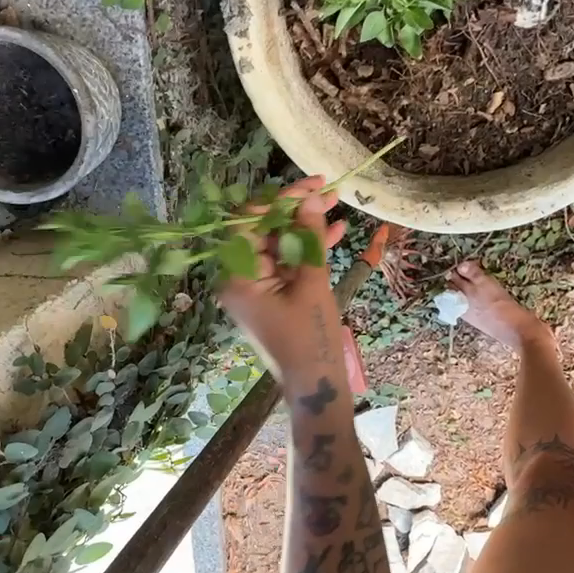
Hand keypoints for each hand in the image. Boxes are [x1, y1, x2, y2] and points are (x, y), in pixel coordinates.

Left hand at [217, 176, 348, 389]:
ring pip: (279, 245)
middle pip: (264, 231)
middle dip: (296, 209)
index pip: (248, 222)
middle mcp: (240, 278)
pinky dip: (308, 249)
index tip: (311, 186)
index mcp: (237, 276)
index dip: (279, 199)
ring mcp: (257, 287)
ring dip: (306, 226)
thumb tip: (312, 198)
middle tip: (328, 191)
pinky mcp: (274, 296)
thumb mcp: (312, 284)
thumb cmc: (309, 338)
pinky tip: (337, 232)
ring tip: (337, 204)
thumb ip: (310, 238)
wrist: (315, 386)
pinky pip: (287, 264)